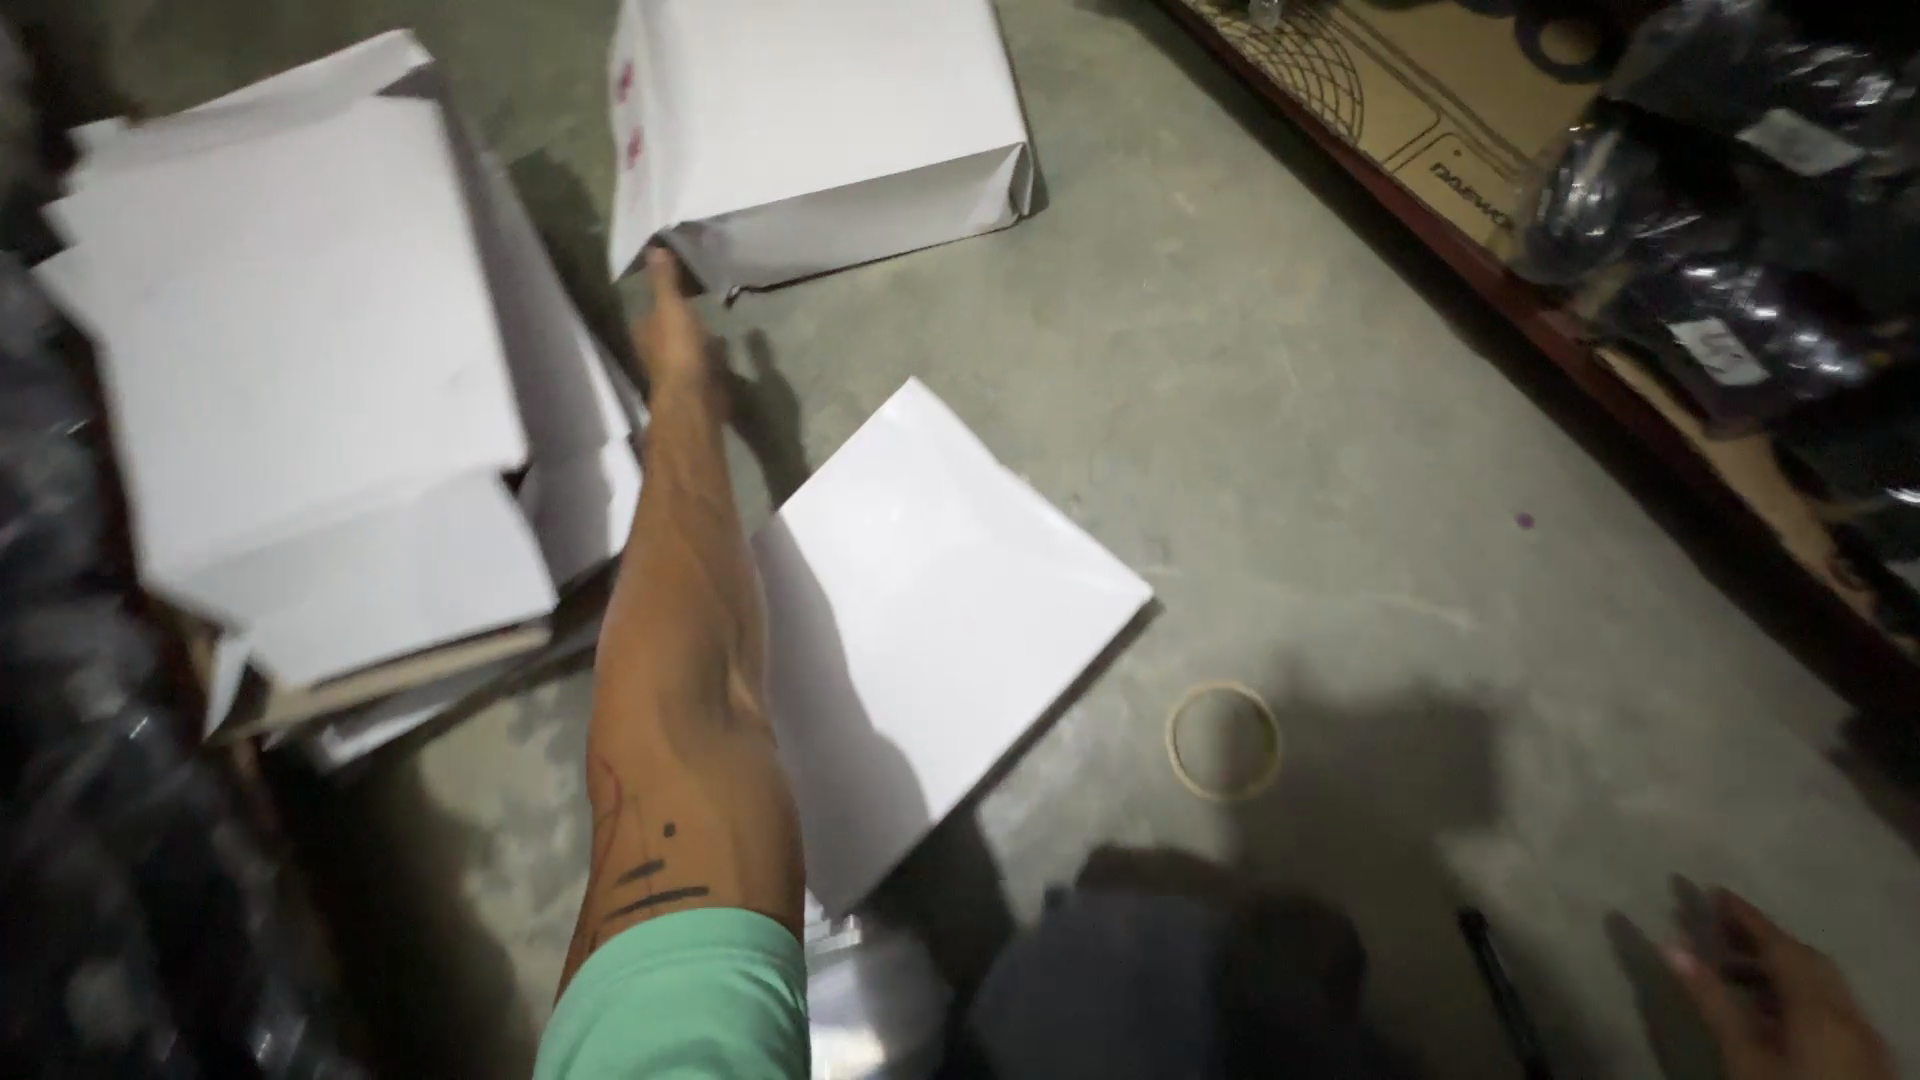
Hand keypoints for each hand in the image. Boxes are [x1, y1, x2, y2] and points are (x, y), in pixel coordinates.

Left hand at [633, 247, 713, 393]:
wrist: (696, 397)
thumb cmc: (679, 349)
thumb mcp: (671, 306)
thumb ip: (665, 280)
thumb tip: (654, 247)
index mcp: (644, 333)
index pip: (648, 312)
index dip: (661, 301)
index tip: (678, 290)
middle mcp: (655, 353)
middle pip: (666, 332)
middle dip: (679, 322)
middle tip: (698, 306)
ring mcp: (677, 372)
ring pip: (685, 350)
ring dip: (696, 342)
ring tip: (714, 327)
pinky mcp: (698, 386)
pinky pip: (704, 366)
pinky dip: (711, 359)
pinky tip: (724, 353)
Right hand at [1667, 890, 1894, 1079]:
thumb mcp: (1742, 1055)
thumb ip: (1712, 998)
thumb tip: (1670, 943)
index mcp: (1820, 1010)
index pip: (1781, 947)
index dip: (1746, 917)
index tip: (1712, 891)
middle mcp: (1850, 1018)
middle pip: (1809, 961)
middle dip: (1763, 937)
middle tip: (1716, 923)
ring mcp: (1865, 1042)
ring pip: (1822, 985)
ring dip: (1776, 965)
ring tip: (1729, 968)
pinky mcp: (1866, 1062)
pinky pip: (1830, 1008)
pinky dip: (1794, 991)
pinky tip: (1764, 1008)